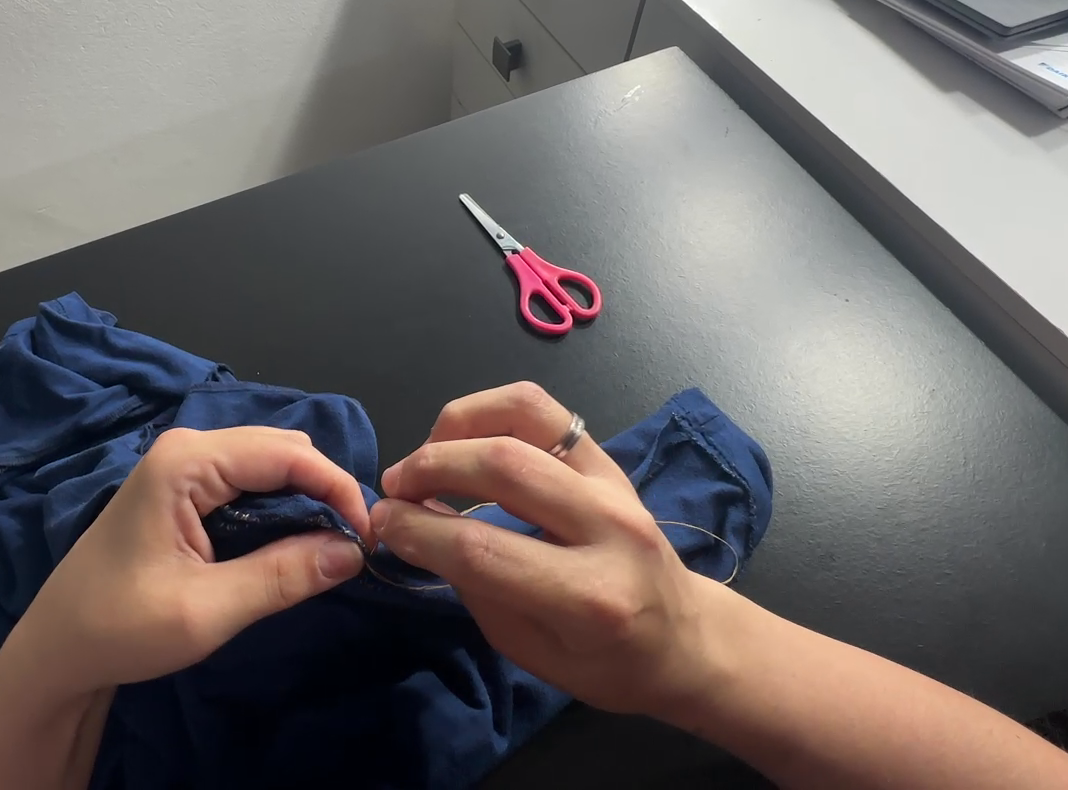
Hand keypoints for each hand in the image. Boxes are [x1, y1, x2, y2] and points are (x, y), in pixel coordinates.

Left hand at [4, 425, 370, 700]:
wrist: (58, 647)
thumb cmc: (121, 626)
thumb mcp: (207, 610)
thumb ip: (282, 576)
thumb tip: (353, 552)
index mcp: (188, 461)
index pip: (286, 453)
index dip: (336, 487)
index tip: (368, 537)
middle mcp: (189, 446)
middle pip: (281, 448)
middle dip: (324, 489)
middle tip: (352, 546)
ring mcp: (185, 462)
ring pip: (269, 461)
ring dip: (306, 497)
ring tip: (330, 545)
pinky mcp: (186, 483)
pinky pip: (250, 478)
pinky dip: (282, 503)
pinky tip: (292, 539)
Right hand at [370, 382, 729, 719]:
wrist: (686, 636)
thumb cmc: (605, 661)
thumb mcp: (528, 650)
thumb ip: (471, 584)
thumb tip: (411, 524)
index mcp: (591, 597)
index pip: (481, 548)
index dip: (415, 530)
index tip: (381, 523)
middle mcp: (608, 526)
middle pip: (500, 467)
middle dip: (427, 469)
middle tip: (394, 488)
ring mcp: (610, 479)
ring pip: (521, 415)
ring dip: (454, 427)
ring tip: (427, 455)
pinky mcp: (603, 453)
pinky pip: (538, 405)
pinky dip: (486, 409)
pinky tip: (463, 436)